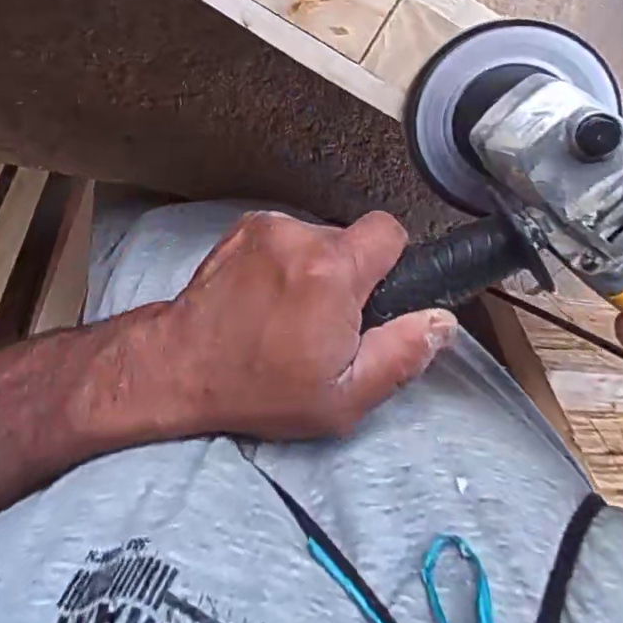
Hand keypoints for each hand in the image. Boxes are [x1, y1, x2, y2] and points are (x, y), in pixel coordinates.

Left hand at [157, 210, 459, 439]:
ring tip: (287, 313)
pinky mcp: (242, 228)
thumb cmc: (258, 387)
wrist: (181, 363)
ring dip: (313, 268)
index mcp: (331, 271)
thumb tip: (440, 322)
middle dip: (348, 275)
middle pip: (350, 240)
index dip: (391, 262)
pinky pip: (285, 237)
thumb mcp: (343, 395)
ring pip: (316, 239)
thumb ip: (402, 353)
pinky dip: (284, 261)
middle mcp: (297, 237)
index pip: (389, 231)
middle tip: (325, 321)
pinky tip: (264, 296)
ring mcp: (265, 227)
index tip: (376, 295)